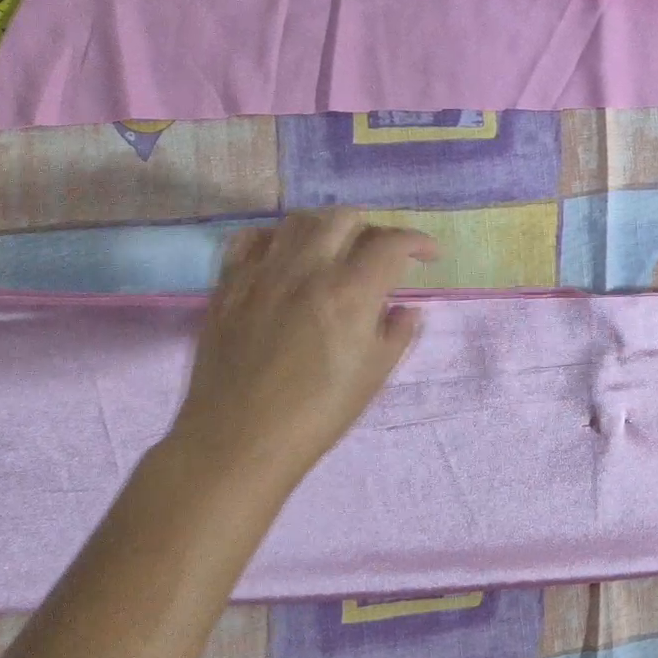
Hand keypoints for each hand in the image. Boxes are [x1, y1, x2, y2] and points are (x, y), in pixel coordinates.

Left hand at [168, 209, 437, 489]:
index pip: (391, 243)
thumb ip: (396, 331)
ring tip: (339, 248)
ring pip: (297, 221)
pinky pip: (250, 240)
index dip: (418, 242)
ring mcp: (261, 275)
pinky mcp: (227, 286)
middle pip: (343, 218)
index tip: (430, 255)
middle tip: (383, 252)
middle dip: (374, 228)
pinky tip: (286, 255)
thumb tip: (404, 308)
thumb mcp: (376, 373)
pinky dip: (276, 237)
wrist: (241, 439)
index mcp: (351, 294)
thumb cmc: (321, 411)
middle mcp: (306, 271)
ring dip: (328, 226)